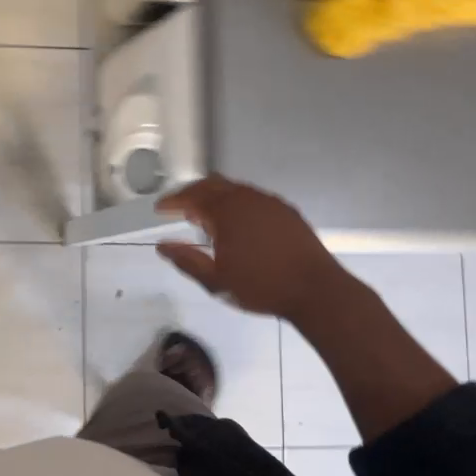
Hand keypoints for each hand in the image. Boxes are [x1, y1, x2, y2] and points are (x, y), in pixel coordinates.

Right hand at [156, 175, 349, 322]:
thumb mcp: (216, 280)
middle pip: (212, 184)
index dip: (172, 202)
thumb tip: (162, 246)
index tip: (159, 209)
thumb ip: (186, 260)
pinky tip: (238, 221)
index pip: (191, 197)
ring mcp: (270, 202)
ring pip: (235, 189)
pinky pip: (254, 197)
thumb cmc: (261, 286)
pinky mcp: (286, 211)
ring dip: (215, 196)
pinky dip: (237, 202)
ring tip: (205, 214)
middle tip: (178, 206)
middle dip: (192, 193)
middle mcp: (247, 198)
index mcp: (226, 212)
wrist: (316, 290)